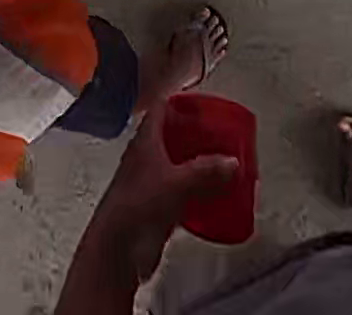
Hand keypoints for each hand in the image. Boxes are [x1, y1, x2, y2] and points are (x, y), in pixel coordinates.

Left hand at [78, 107, 236, 284]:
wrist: (118, 249)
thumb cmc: (140, 205)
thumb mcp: (177, 184)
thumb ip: (206, 172)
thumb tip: (232, 162)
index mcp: (145, 140)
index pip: (161, 109)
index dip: (180, 102)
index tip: (203, 104)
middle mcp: (145, 156)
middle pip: (171, 135)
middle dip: (194, 134)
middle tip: (220, 135)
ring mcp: (149, 181)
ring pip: (176, 163)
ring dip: (196, 162)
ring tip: (222, 163)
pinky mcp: (155, 207)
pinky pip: (179, 191)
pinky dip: (196, 189)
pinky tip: (213, 195)